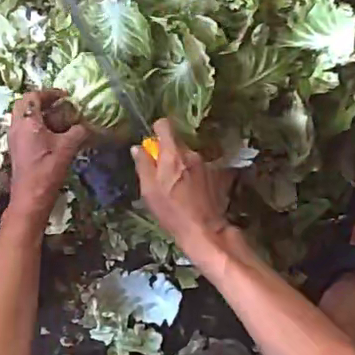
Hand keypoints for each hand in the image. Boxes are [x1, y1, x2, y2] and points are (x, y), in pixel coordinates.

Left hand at [6, 90, 93, 225]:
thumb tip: (86, 126)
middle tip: (59, 104)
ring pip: (23, 116)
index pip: (33, 96)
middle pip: (24, 104)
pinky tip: (53, 134)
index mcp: (27, 122)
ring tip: (58, 118)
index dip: (50, 93)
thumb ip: (78, 131)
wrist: (30, 198)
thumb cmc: (47, 170)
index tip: (65, 96)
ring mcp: (15, 138)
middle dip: (42, 101)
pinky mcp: (17, 149)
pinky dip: (37, 125)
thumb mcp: (68, 148)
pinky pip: (25, 129)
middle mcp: (17, 126)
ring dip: (39, 113)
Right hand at [131, 120, 234, 254]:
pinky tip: (193, 192)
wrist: (204, 229)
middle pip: (177, 144)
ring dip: (183, 166)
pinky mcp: (217, 175)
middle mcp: (191, 153)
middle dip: (169, 154)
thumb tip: (137, 148)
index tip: (153, 144)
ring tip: (179, 188)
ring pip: (189, 157)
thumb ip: (143, 165)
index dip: (157, 131)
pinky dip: (195, 175)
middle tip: (163, 175)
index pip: (165, 125)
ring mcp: (206, 164)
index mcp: (172, 154)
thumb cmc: (171, 211)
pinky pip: (200, 168)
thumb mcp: (149, 190)